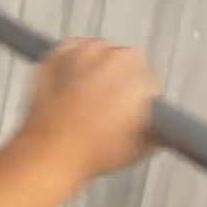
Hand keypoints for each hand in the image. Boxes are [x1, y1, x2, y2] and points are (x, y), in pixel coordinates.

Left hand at [15, 39, 157, 183]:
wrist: (51, 154)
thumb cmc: (95, 151)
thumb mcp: (140, 147)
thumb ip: (155, 129)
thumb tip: (156, 129)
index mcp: (135, 68)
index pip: (147, 77)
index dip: (141, 97)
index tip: (133, 110)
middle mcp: (107, 52)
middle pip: (120, 62)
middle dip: (117, 80)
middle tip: (108, 107)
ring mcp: (76, 52)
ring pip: (93, 55)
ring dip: (93, 71)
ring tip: (85, 100)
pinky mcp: (51, 58)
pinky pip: (66, 55)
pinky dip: (69, 67)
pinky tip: (68, 89)